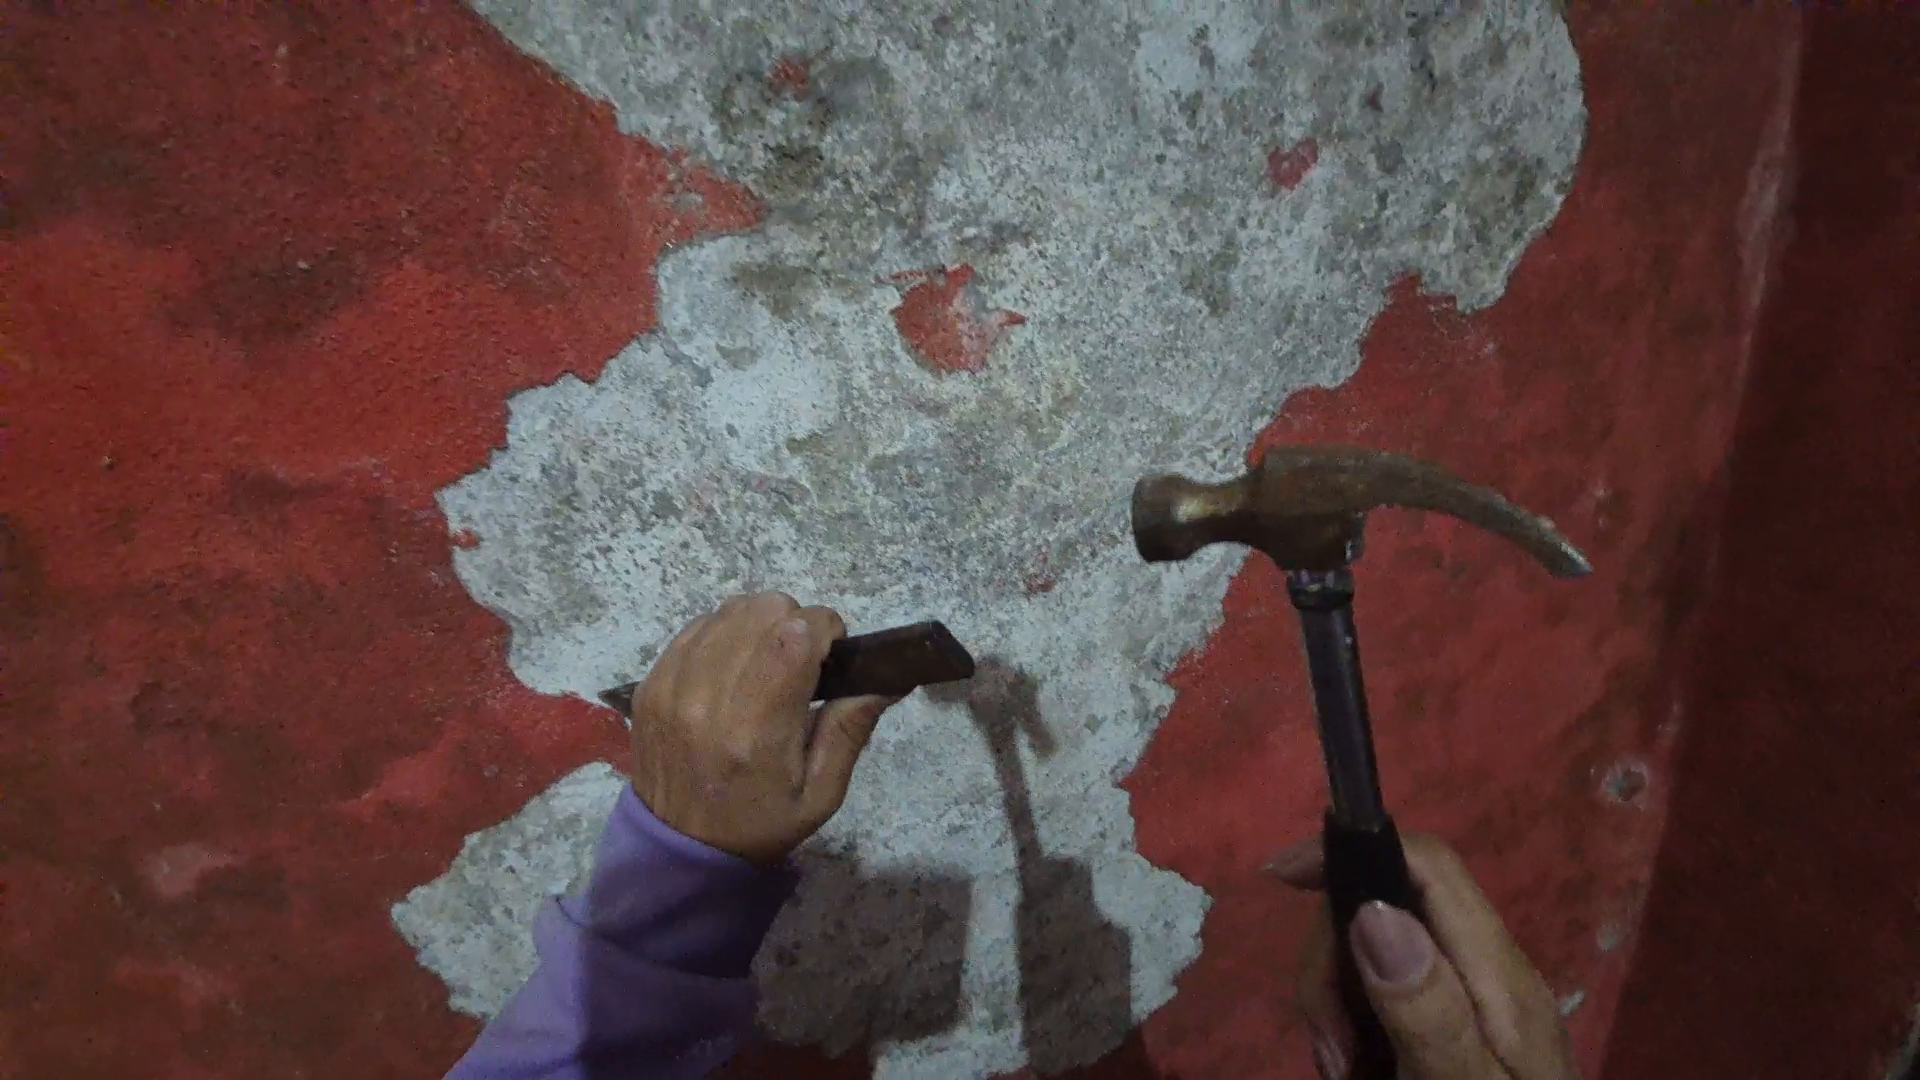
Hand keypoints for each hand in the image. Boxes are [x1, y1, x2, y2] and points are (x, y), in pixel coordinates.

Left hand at [625, 592, 899, 863]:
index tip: (831, 653)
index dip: (824, 628)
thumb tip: (888, 678)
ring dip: (761, 623)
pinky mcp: (650, 682)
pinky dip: (726, 633)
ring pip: (732, 609)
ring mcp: (672, 686)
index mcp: (757, 729)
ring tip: (767, 660)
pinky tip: (734, 665)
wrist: (677, 850)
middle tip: (801, 660)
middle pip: (765, 610)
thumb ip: (851, 729)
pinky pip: (698, 625)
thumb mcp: (821, 793)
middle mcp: (708, 698)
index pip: (795, 635)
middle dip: (795, 622)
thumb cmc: (760, 822)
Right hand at [1270, 832, 1579, 1079]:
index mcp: (1498, 975)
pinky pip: (1372, 982)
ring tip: (1339, 1066)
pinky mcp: (1445, 1014)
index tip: (1283, 879)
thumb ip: (1429, 1014)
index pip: (1428, 863)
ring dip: (1330, 994)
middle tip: (1327, 1040)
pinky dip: (1343, 1014)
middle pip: (1379, 903)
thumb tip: (1374, 910)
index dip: (1353, 848)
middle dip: (1329, 957)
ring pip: (1365, 942)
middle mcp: (1483, 968)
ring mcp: (1465, 992)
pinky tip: (1350, 1060)